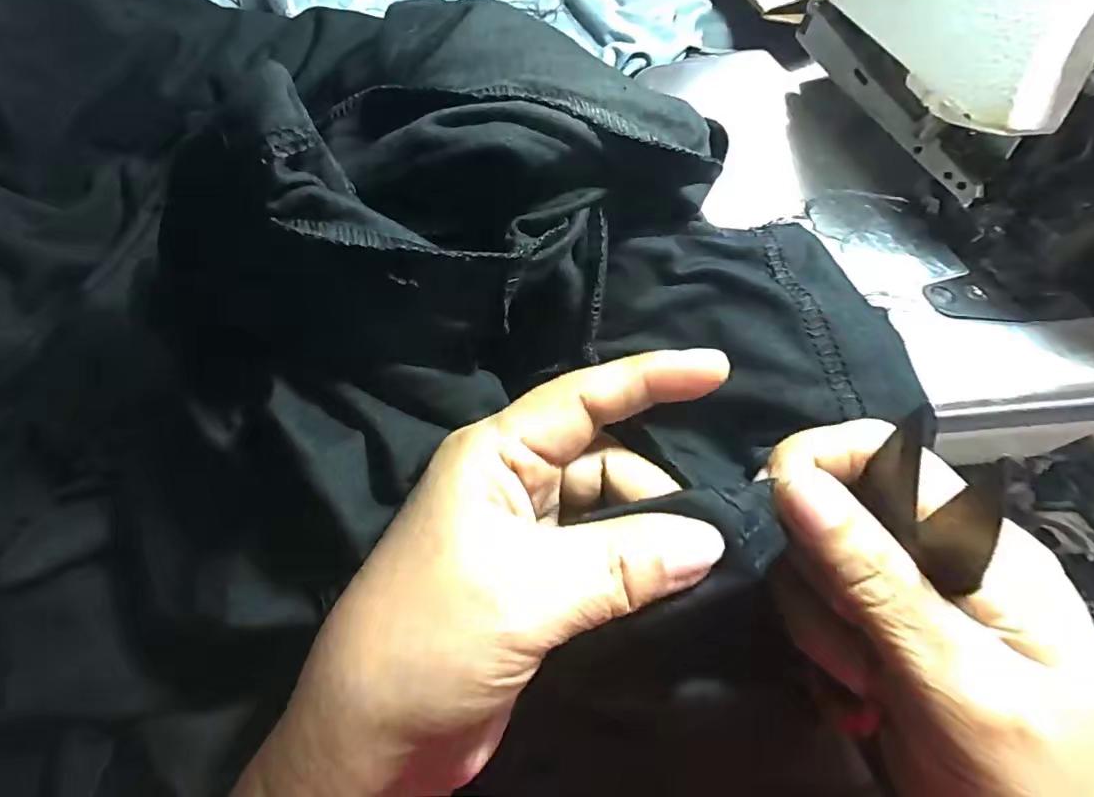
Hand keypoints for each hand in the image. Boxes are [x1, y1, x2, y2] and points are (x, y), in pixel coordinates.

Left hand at [234, 352, 733, 796]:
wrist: (376, 725)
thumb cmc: (433, 635)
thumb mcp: (527, 591)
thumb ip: (620, 562)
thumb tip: (708, 539)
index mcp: (492, 455)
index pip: (578, 399)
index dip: (648, 378)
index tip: (717, 368)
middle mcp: (506, 482)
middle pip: (600, 458)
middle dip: (657, 486)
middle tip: (715, 539)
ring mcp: (519, 533)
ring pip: (603, 509)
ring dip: (651, 531)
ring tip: (704, 568)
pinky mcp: (531, 582)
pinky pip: (598, 555)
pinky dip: (635, 566)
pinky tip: (674, 588)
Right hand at [767, 421, 1093, 796]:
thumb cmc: (1036, 777)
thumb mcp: (958, 675)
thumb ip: (875, 575)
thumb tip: (793, 480)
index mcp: (979, 545)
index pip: (879, 450)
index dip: (815, 457)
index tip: (775, 502)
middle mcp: (933, 553)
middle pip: (825, 505)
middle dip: (816, 568)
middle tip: (851, 632)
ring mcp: (898, 591)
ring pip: (803, 556)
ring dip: (814, 619)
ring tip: (865, 681)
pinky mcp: (868, 626)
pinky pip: (802, 599)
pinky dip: (812, 640)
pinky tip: (853, 689)